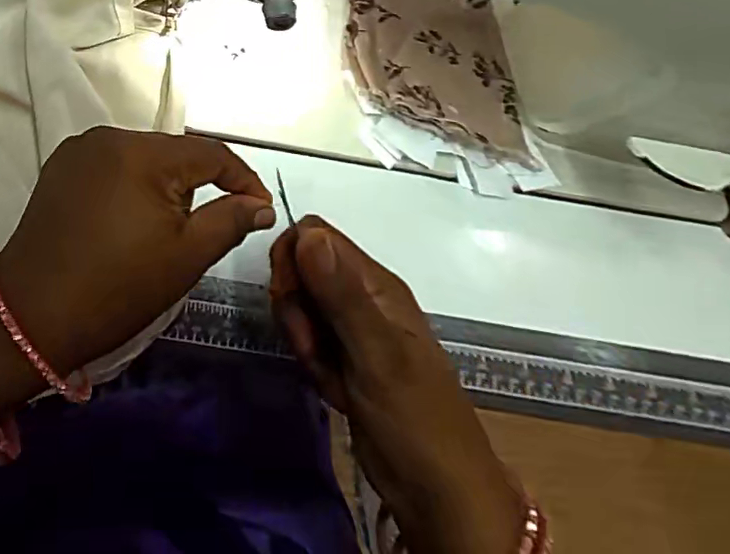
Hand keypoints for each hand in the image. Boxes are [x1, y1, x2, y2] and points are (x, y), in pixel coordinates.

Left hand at [0, 127, 274, 376]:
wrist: (30, 317)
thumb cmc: (117, 289)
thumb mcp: (186, 258)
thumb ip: (230, 221)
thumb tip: (260, 205)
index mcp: (143, 153)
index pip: (211, 153)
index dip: (243, 179)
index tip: (261, 209)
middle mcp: (111, 136)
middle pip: (176, 152)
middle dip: (202, 183)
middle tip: (215, 223)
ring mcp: (81, 149)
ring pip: (144, 157)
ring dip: (165, 183)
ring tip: (169, 225)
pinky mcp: (61, 166)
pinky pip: (114, 164)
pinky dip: (132, 184)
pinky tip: (130, 217)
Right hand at [270, 217, 526, 553]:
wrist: (440, 495)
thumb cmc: (415, 419)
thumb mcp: (377, 355)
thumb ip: (341, 294)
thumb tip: (309, 234)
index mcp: (375, 283)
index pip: (314, 235)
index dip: (291, 258)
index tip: (290, 299)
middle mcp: (362, 296)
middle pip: (302, 270)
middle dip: (295, 308)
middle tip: (313, 347)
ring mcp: (352, 328)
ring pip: (302, 307)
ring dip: (304, 341)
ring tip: (330, 376)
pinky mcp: (344, 358)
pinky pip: (310, 341)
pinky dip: (312, 364)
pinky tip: (334, 390)